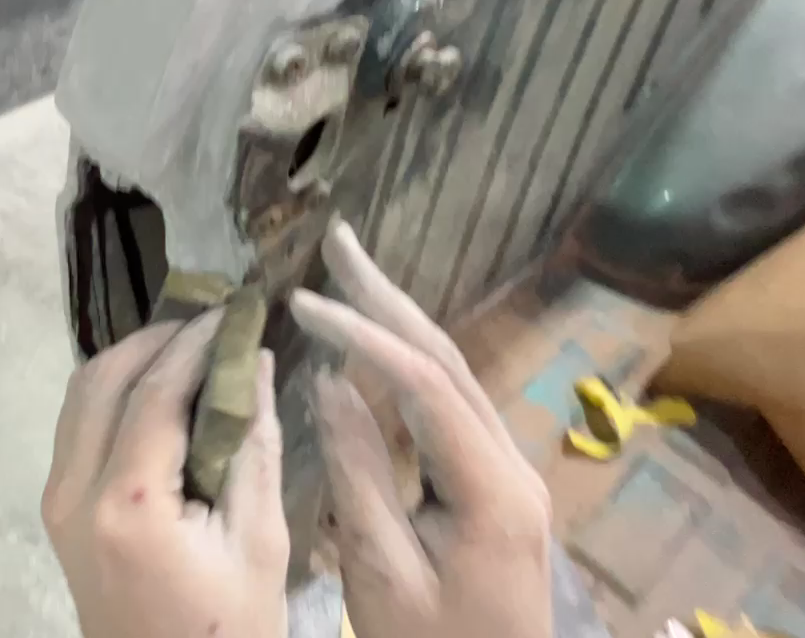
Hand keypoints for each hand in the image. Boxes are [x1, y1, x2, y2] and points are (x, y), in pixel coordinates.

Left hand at [42, 311, 288, 637]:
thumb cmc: (231, 633)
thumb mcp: (261, 544)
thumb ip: (255, 445)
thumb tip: (256, 360)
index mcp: (128, 503)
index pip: (153, 393)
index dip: (192, 344)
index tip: (227, 312)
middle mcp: (74, 488)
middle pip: (103, 379)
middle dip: (155, 340)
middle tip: (206, 323)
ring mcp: (55, 494)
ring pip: (80, 392)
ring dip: (128, 359)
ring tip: (182, 344)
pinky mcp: (54, 502)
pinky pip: (76, 421)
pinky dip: (110, 389)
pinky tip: (151, 385)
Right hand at [291, 220, 552, 637]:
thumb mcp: (379, 566)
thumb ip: (357, 466)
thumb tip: (327, 380)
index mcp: (489, 487)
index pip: (419, 381)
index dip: (357, 333)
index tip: (297, 302)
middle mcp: (507, 461)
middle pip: (443, 355)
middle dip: (385, 293)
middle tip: (338, 238)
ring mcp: (503, 465)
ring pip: (447, 366)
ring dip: (394, 312)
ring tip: (346, 266)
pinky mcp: (486, 473)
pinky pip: (441, 391)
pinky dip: (400, 348)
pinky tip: (370, 330)